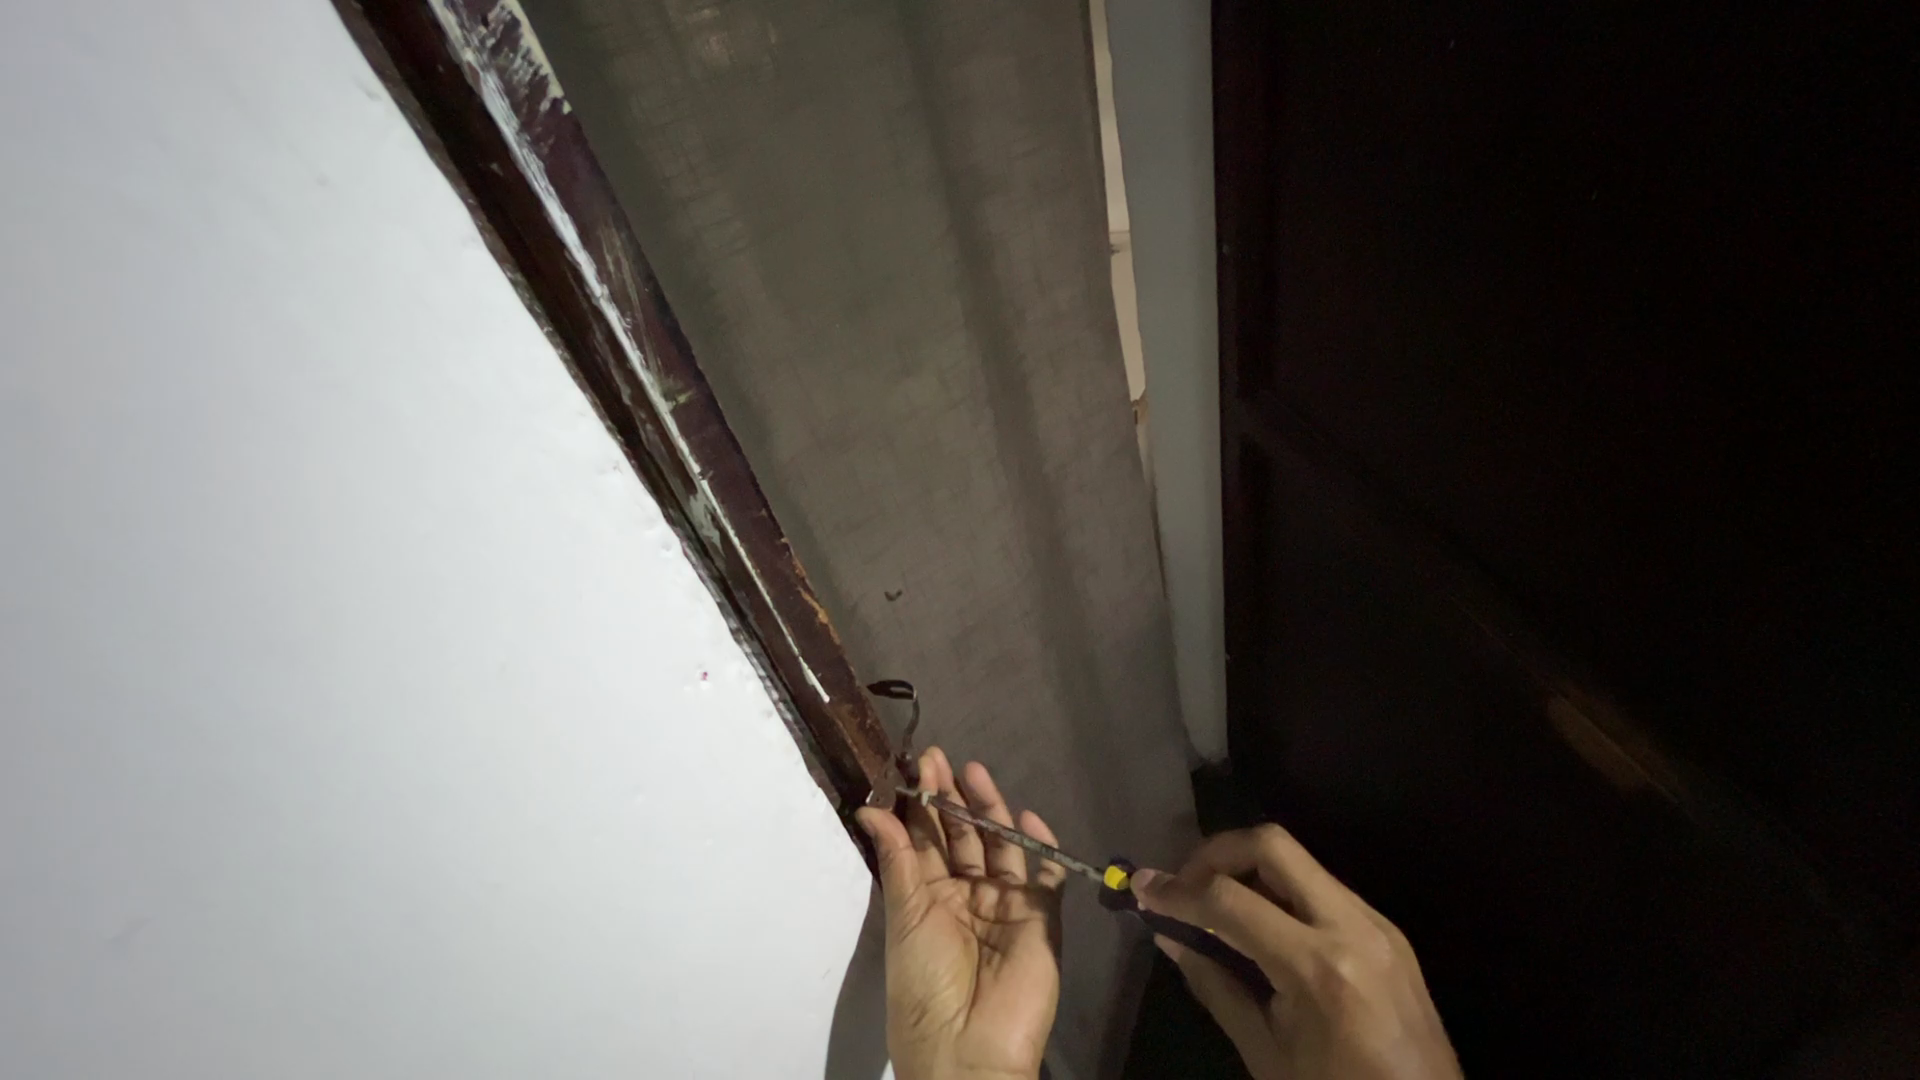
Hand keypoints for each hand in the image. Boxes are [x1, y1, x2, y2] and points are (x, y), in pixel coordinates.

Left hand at [854, 748, 1064, 1079]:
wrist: (968, 1048)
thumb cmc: (925, 981)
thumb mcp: (906, 915)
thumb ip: (898, 858)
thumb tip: (868, 809)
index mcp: (930, 897)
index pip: (927, 839)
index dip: (923, 802)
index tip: (917, 763)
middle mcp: (968, 894)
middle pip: (964, 835)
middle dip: (953, 797)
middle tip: (941, 758)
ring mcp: (1006, 904)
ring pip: (1001, 846)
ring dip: (991, 810)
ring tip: (976, 773)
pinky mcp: (1041, 917)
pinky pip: (1045, 875)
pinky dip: (1042, 847)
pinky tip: (1030, 819)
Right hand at [1131, 825, 1460, 1079]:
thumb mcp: (1266, 1055)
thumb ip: (1213, 984)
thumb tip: (1166, 934)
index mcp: (1320, 969)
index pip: (1229, 901)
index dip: (1177, 891)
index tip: (1142, 888)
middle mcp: (1352, 928)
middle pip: (1270, 845)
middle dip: (1215, 853)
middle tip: (1183, 884)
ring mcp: (1376, 924)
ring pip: (1296, 859)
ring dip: (1245, 867)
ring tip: (1213, 902)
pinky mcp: (1386, 930)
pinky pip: (1319, 886)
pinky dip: (1277, 889)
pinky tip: (1257, 923)